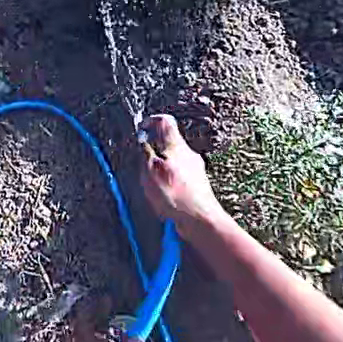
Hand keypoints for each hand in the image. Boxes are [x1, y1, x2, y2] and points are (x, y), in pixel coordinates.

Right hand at [140, 114, 227, 228]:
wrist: (200, 220)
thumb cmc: (177, 196)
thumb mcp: (150, 172)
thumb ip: (145, 154)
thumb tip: (142, 144)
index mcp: (177, 146)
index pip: (165, 121)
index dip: (150, 122)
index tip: (141, 130)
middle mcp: (188, 154)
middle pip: (169, 143)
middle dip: (153, 151)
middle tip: (143, 163)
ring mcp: (194, 170)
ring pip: (173, 162)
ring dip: (161, 170)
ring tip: (154, 187)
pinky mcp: (196, 185)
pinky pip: (178, 179)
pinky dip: (169, 184)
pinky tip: (164, 198)